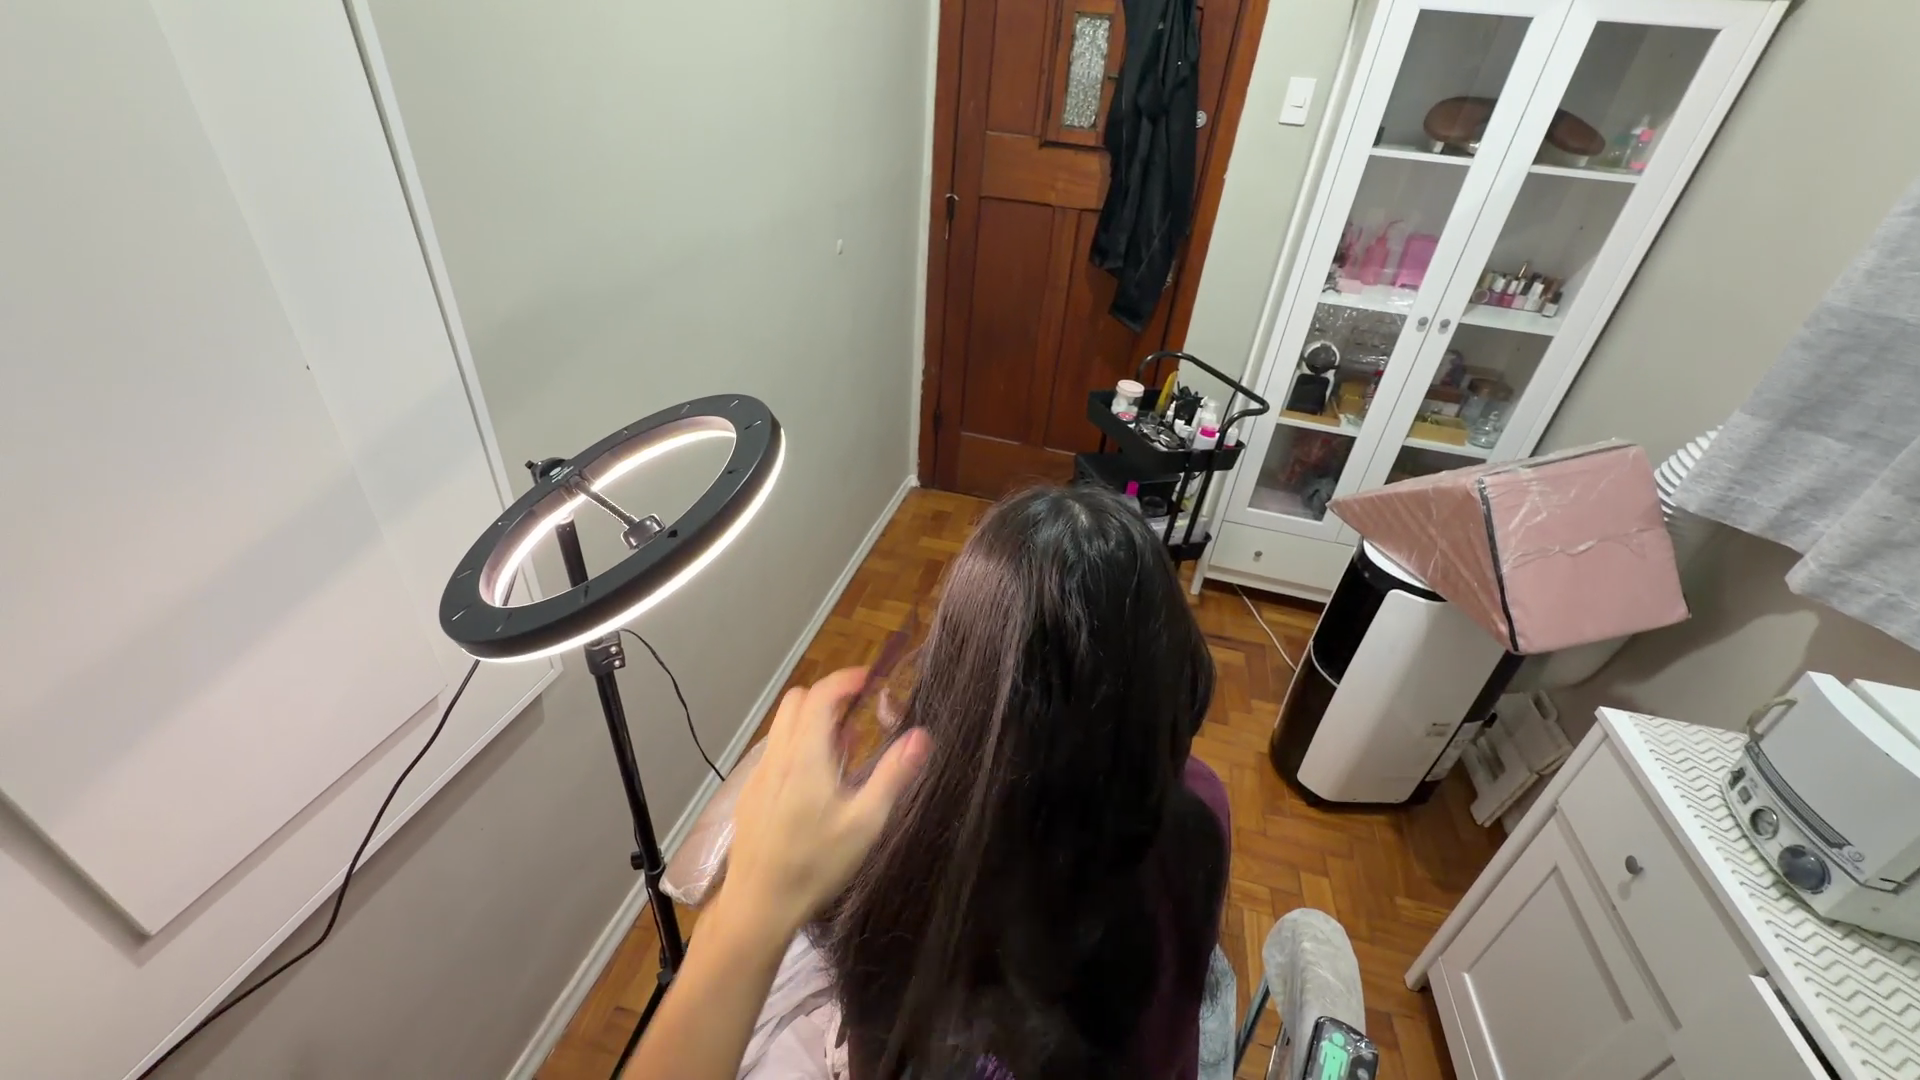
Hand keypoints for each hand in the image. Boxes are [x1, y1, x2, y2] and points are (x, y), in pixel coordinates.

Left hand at [718, 667, 930, 935]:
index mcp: (805, 755)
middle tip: (858, 716)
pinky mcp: (751, 793)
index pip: (821, 694)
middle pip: (796, 700)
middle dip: (828, 697)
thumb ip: (894, 775)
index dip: (847, 679)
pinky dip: (797, 746)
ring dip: (812, 723)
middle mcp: (777, 756)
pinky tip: (817, 783)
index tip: (872, 680)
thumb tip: (922, 736)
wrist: (758, 905)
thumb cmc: (816, 864)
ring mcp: (759, 774)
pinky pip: (775, 750)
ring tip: (844, 753)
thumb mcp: (866, 823)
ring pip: (783, 725)